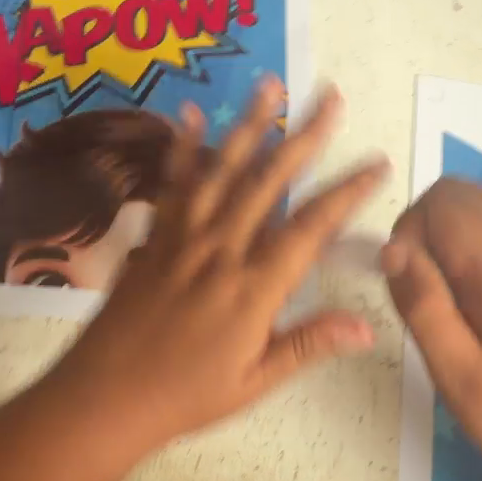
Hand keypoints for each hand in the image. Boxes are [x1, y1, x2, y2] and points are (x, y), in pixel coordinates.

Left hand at [47, 78, 388, 443]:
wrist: (105, 396)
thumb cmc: (186, 395)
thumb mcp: (256, 381)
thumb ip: (309, 344)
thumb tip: (370, 327)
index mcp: (254, 288)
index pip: (311, 228)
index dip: (347, 192)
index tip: (376, 163)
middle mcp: (221, 250)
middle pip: (268, 182)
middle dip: (304, 136)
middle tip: (329, 95)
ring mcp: (182, 238)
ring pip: (221, 171)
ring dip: (248, 125)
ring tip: (268, 84)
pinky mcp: (153, 237)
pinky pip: (171, 185)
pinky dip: (182, 148)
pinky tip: (189, 113)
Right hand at [382, 178, 481, 480]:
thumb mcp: (457, 373)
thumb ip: (422, 304)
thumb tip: (392, 249)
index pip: (440, 203)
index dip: (407, 233)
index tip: (404, 285)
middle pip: (462, 193)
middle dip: (424, 226)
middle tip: (418, 287)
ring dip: (450, 234)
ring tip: (444, 296)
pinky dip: (476, 245)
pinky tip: (475, 302)